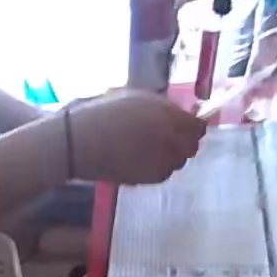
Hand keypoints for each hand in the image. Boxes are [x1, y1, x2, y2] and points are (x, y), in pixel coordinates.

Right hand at [65, 90, 205, 183]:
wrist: (79, 143)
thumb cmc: (100, 113)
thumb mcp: (134, 98)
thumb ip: (161, 108)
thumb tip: (180, 115)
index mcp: (165, 115)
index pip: (196, 126)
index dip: (194, 126)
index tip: (187, 125)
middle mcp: (169, 140)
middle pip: (192, 147)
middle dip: (185, 142)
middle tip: (171, 137)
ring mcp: (160, 162)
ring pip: (179, 162)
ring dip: (172, 156)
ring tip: (153, 149)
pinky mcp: (148, 179)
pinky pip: (164, 173)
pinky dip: (160, 168)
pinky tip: (144, 160)